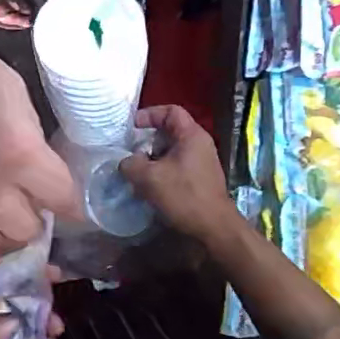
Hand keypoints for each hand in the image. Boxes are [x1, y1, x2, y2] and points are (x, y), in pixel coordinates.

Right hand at [0, 0, 76, 244]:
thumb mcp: (16, 96)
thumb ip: (31, 140)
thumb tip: (38, 170)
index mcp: (21, 156)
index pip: (63, 201)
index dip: (72, 206)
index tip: (72, 205)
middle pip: (27, 231)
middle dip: (35, 217)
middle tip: (30, 200)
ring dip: (0, 223)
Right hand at [119, 106, 237, 243]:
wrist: (214, 227)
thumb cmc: (184, 196)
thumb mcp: (150, 178)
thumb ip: (131, 164)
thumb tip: (125, 162)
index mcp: (192, 135)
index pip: (171, 111)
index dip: (149, 114)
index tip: (132, 127)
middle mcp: (200, 144)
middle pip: (170, 131)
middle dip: (147, 140)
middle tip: (130, 151)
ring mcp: (202, 162)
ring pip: (172, 151)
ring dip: (152, 159)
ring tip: (136, 171)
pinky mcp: (201, 178)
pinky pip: (177, 166)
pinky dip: (162, 171)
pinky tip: (149, 187)